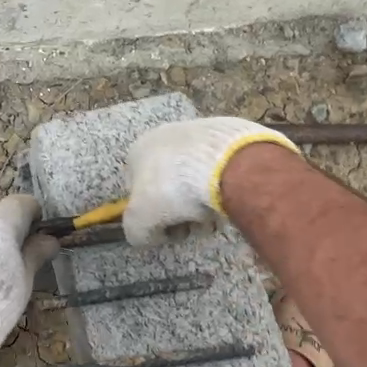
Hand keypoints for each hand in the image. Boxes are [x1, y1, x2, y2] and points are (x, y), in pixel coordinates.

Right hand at [122, 117, 300, 245]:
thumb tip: (146, 235)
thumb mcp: (141, 222)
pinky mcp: (227, 132)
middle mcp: (162, 135)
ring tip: (216, 214)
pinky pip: (219, 165)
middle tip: (194, 226)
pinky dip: (222, 182)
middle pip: (168, 184)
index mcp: (138, 150)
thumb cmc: (173, 190)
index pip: (137, 189)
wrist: (224, 163)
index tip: (168, 230)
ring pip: (194, 176)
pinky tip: (231, 195)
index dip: (150, 214)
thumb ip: (136, 231)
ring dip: (202, 198)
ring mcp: (196, 131)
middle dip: (180, 209)